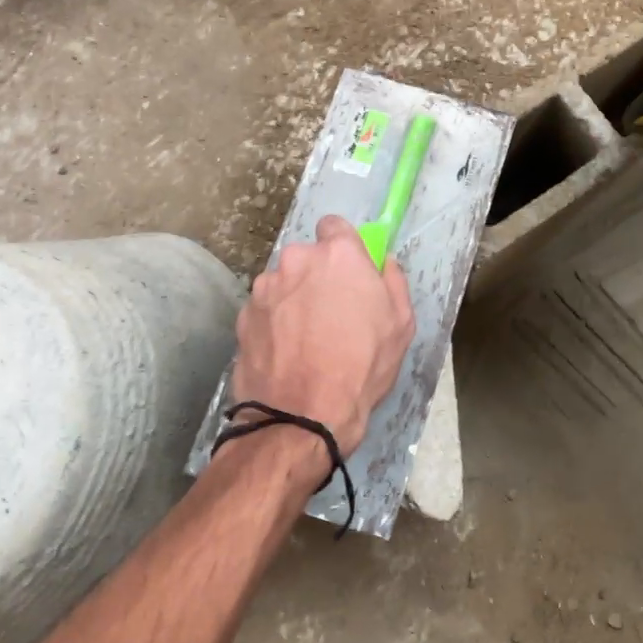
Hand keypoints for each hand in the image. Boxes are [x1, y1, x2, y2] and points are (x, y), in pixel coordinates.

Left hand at [231, 216, 415, 461]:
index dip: (341, 245)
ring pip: (283, 284)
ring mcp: (264, 289)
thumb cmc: (362, 367)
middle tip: (331, 312)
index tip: (348, 270)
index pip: (334, 225)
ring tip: (305, 339)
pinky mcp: (242, 317)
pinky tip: (285, 353)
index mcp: (338, 255)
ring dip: (293, 300)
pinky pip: (264, 310)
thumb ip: (393, 281)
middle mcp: (296, 261)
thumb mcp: (401, 325)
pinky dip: (273, 324)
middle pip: (307, 258)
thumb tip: (384, 262)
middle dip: (317, 276)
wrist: (301, 418)